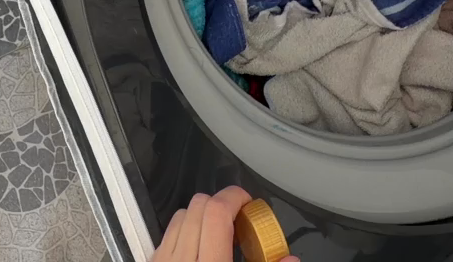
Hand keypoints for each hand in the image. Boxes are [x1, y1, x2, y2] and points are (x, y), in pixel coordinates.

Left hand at [152, 187, 296, 261]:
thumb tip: (290, 258)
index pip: (216, 212)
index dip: (234, 198)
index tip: (247, 202)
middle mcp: (181, 260)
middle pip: (198, 206)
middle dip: (221, 205)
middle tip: (239, 221)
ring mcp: (162, 261)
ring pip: (180, 216)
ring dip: (200, 217)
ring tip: (219, 235)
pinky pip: (166, 235)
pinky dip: (183, 232)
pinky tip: (198, 250)